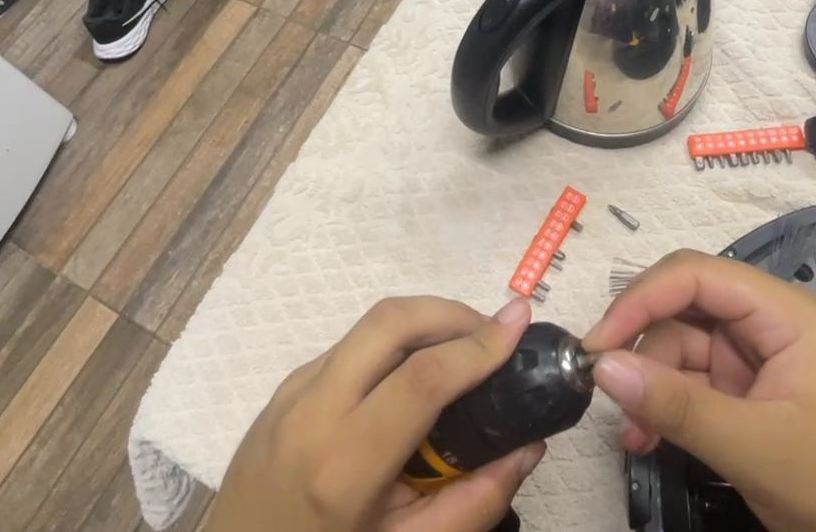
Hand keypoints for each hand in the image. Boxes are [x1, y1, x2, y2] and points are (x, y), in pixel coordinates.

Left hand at [206, 296, 544, 531]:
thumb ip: (473, 504)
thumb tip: (529, 446)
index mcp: (341, 464)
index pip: (420, 378)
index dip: (477, 346)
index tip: (520, 322)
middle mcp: (312, 409)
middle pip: (389, 320)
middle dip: (450, 311)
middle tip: (494, 333)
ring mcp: (293, 389)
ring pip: (368, 325)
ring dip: (424, 321)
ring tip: (464, 350)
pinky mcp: (286, 384)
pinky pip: (351, 347)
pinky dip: (395, 344)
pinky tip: (416, 376)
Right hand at [584, 250, 815, 531]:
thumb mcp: (758, 448)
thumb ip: (677, 405)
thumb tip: (601, 367)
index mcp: (783, 314)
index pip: (697, 276)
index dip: (642, 298)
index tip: (599, 342)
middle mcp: (766, 326)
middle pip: (684, 311)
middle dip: (643, 350)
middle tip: (608, 392)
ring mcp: (756, 363)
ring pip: (680, 351)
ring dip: (650, 388)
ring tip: (634, 435)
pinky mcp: (749, 398)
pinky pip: (691, 387)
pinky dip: (665, 409)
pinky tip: (646, 439)